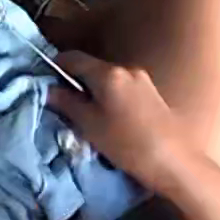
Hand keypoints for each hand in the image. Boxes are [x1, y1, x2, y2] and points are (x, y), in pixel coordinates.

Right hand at [47, 52, 204, 193]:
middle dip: (73, 81)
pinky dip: (107, 96)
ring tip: (83, 114)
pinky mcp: (151, 93)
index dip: (54, 66)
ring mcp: (141, 79)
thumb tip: (49, 89)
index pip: (72, 57)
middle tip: (60, 103)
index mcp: (108, 73)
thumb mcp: (90, 125)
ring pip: (106, 78)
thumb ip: (67, 103)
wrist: (176, 162)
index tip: (43, 82)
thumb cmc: (128, 144)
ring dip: (91, 90)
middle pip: (90, 67)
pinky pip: (120, 87)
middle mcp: (126, 68)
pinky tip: (106, 118)